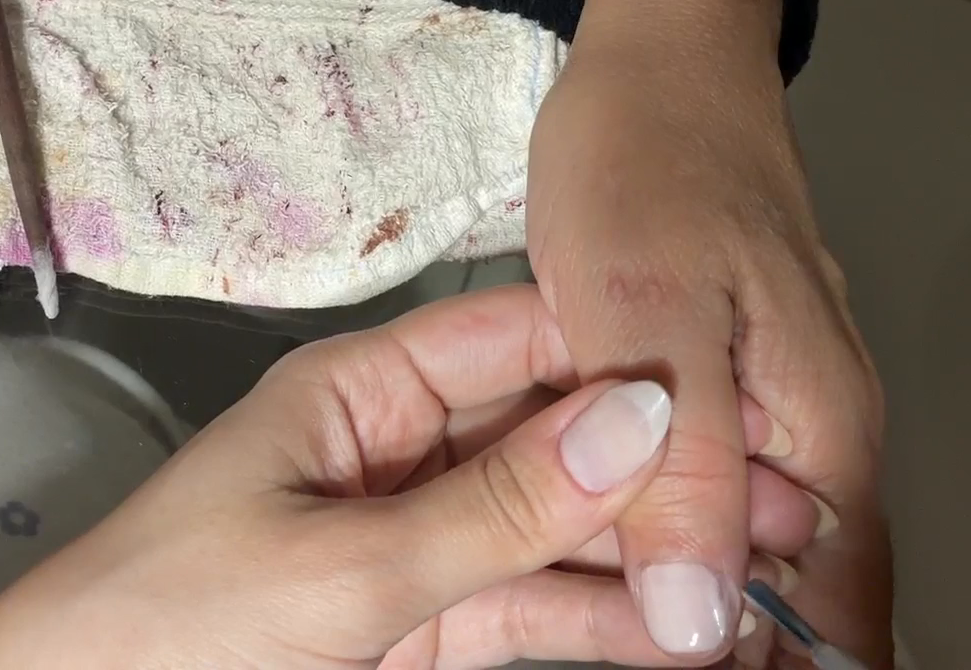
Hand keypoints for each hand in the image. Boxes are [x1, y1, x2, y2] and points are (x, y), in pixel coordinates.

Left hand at [0, 286, 786, 668]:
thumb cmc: (184, 615)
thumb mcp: (347, 561)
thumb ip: (493, 503)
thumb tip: (631, 420)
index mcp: (367, 386)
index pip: (509, 340)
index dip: (612, 353)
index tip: (724, 378)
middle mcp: (401, 439)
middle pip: (543, 434)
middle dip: (654, 466)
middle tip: (786, 494)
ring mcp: (416, 525)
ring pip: (547, 523)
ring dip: (645, 549)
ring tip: (771, 570)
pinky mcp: (420, 608)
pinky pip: (523, 599)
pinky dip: (598, 618)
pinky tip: (686, 630)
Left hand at [526, 0, 888, 664]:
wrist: (647, 62)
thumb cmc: (643, 165)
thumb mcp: (645, 310)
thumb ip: (683, 465)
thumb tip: (706, 624)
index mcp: (813, 426)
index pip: (817, 603)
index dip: (740, 654)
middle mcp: (795, 417)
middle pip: (756, 564)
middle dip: (679, 605)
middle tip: (577, 623)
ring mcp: (740, 380)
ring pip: (696, 506)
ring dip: (637, 552)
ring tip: (549, 581)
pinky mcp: (688, 351)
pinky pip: (660, 446)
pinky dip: (615, 483)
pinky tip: (554, 497)